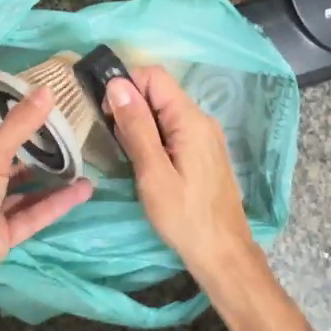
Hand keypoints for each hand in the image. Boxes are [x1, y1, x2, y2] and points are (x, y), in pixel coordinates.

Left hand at [0, 86, 93, 308]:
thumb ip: (20, 125)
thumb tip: (47, 89)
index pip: (1, 126)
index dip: (25, 114)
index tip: (57, 102)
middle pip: (18, 156)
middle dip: (44, 147)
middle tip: (80, 132)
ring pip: (29, 186)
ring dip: (55, 176)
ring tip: (88, 162)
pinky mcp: (6, 233)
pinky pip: (36, 213)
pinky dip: (58, 203)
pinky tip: (84, 192)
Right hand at [104, 66, 259, 276]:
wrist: (224, 255)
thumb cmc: (185, 217)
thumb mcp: (153, 173)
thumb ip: (136, 126)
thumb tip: (117, 85)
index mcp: (190, 119)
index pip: (154, 75)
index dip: (126, 86)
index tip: (107, 113)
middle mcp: (201, 119)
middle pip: (158, 91)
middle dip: (131, 106)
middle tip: (117, 141)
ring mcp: (204, 135)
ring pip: (163, 110)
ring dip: (140, 123)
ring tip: (130, 156)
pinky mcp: (203, 150)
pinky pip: (172, 128)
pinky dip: (153, 136)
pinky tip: (146, 163)